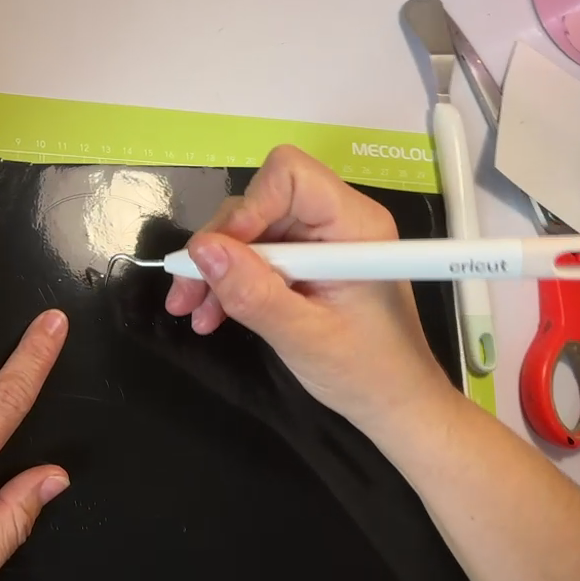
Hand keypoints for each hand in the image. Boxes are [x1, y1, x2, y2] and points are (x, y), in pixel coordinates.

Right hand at [165, 145, 458, 429]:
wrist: (392, 404)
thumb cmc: (366, 372)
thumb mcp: (302, 336)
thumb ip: (252, 292)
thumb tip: (202, 250)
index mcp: (353, 226)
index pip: (289, 176)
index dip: (248, 208)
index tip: (221, 256)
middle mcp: (333, 221)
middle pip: (256, 203)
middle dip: (217, 247)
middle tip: (188, 293)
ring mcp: (315, 241)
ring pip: (244, 230)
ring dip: (213, 269)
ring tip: (193, 311)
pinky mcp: (300, 260)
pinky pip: (250, 254)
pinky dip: (225, 281)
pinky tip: (211, 314)